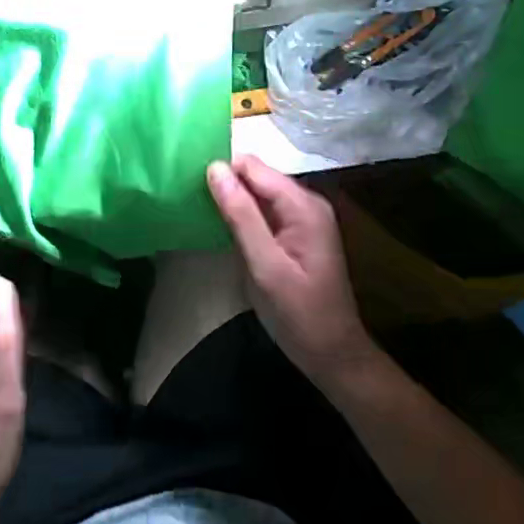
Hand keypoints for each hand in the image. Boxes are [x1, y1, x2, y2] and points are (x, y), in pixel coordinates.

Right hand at [207, 156, 381, 388]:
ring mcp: (302, 217)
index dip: (221, 171)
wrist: (333, 356)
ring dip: (230, 199)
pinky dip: (241, 214)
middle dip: (225, 183)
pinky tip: (221, 226)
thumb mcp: (265, 266)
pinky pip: (262, 209)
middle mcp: (305, 202)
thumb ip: (240, 215)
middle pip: (255, 176)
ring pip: (256, 192)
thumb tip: (214, 168)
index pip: (253, 167)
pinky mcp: (294, 231)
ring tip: (199, 210)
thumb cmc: (299, 314)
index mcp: (303, 206)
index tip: (189, 185)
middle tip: (190, 201)